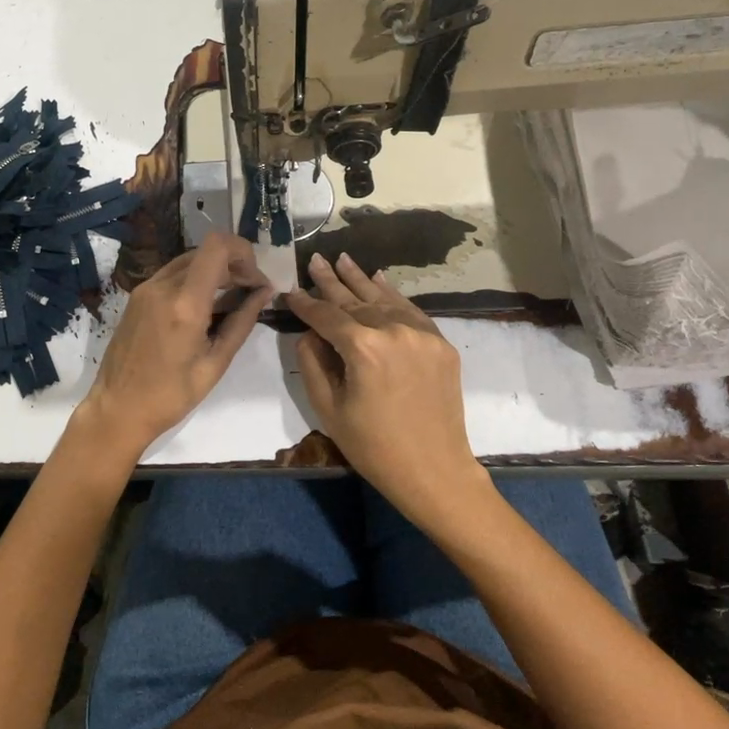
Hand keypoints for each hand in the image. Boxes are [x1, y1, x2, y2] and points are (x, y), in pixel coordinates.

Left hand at [80, 233, 273, 453]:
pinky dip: (193, 280)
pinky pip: (171, 275)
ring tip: (230, 301)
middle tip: (251, 292)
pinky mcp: (136, 297)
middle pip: (205, 251)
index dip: (243, 251)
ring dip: (213, 271)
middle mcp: (162, 286)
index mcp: (184, 303)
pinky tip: (204, 308)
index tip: (256, 279)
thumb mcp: (215, 363)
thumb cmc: (170, 395)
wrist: (118, 408)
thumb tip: (263, 292)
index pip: (217, 247)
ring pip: (188, 261)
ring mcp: (145, 289)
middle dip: (233, 264)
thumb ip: (241, 322)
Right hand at [288, 252, 486, 523]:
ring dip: (360, 279)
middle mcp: (394, 330)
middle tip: (314, 260)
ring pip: (384, 299)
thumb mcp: (328, 408)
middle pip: (355, 300)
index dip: (305, 304)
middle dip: (330, 282)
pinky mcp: (440, 344)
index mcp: (363, 347)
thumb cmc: (372, 446)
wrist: (433, 469)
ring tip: (342, 259)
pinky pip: (411, 310)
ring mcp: (422, 334)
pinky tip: (378, 279)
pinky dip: (392, 294)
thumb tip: (309, 332)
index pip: (326, 316)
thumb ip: (313, 363)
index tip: (288, 292)